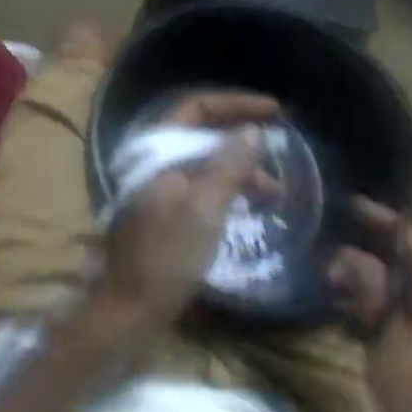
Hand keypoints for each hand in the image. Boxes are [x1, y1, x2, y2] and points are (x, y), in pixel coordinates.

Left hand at [93, 91, 279, 344]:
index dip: (235, 103)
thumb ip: (228, 165)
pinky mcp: (162, 214)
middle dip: (242, 142)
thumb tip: (251, 129)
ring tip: (275, 195)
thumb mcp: (205, 209)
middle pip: (200, 135)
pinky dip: (225, 191)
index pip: (194, 107)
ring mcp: (155, 189)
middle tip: (281, 158)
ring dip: (238, 171)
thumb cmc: (167, 257)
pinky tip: (248, 207)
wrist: (130, 308)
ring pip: (202, 165)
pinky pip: (198, 188)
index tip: (277, 111)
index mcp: (155, 154)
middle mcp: (151, 164)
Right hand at [328, 198, 411, 411]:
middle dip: (368, 245)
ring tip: (327, 267)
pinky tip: (344, 299)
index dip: (381, 219)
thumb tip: (347, 254)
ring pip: (401, 281)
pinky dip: (371, 296)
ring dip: (366, 271)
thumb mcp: (388, 341)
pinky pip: (398, 304)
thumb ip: (371, 292)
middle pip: (409, 259)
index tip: (346, 204)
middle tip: (327, 237)